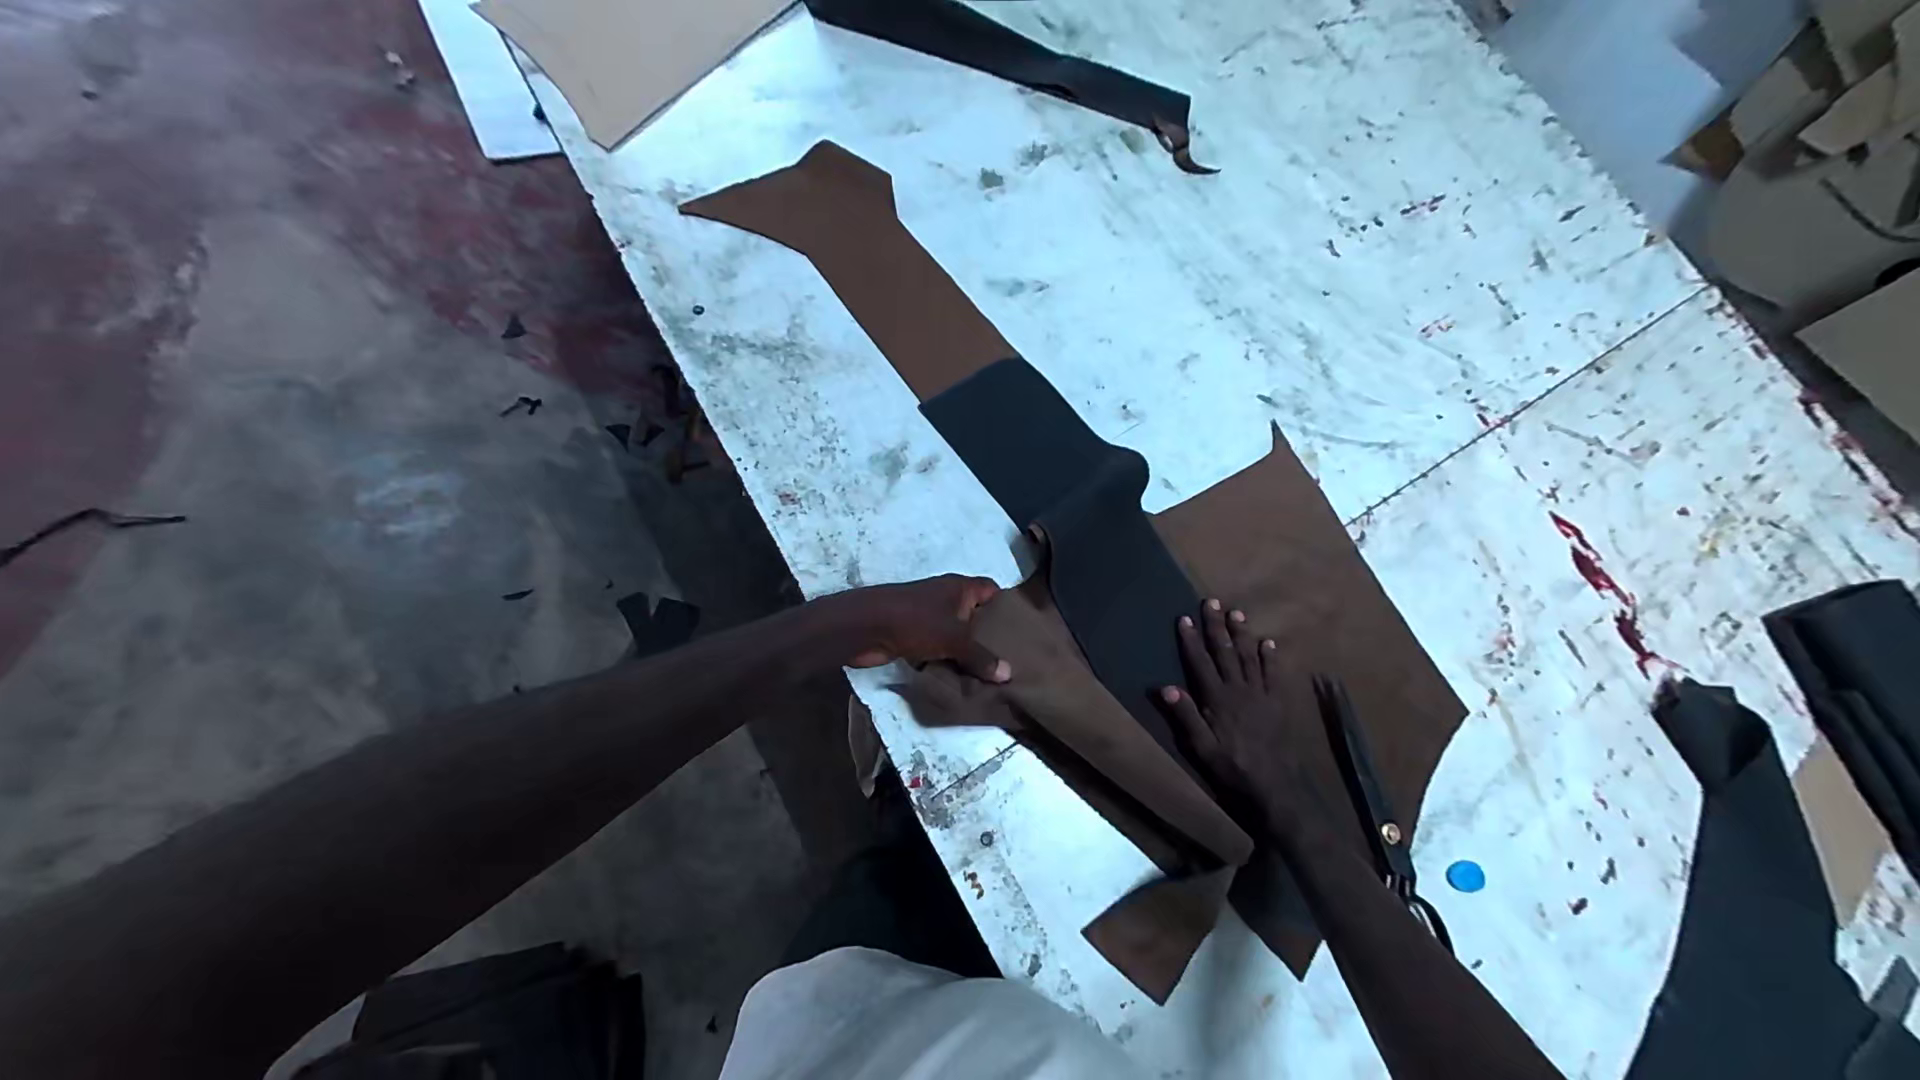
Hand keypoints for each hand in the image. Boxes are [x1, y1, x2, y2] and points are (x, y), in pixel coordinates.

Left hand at [815, 575, 1010, 682]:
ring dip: (969, 652)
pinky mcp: (914, 635)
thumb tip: (1008, 674)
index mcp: (960, 588)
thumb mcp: (955, 638)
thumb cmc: (915, 621)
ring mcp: (929, 616)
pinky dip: (949, 660)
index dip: (1007, 605)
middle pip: (976, 615)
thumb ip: (981, 656)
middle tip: (1013, 659)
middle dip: (991, 635)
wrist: (866, 626)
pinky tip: (963, 679)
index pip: (992, 590)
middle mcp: (947, 598)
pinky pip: (940, 648)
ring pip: (957, 634)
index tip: (1023, 629)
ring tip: (993, 674)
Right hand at [1157, 599, 1332, 828]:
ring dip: (1242, 634)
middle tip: (1212, 602)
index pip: (1200, 662)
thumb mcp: (1200, 746)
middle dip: (1216, 626)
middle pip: (1225, 652)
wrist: (1276, 785)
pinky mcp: (1279, 702)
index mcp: (1217, 698)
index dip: (1191, 640)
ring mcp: (1261, 694)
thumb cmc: (1232, 766)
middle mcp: (1239, 689)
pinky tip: (1268, 643)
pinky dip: (1271, 657)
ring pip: (1250, 656)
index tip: (1184, 618)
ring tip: (1236, 613)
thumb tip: (1164, 687)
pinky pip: (1275, 674)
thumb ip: (1185, 716)